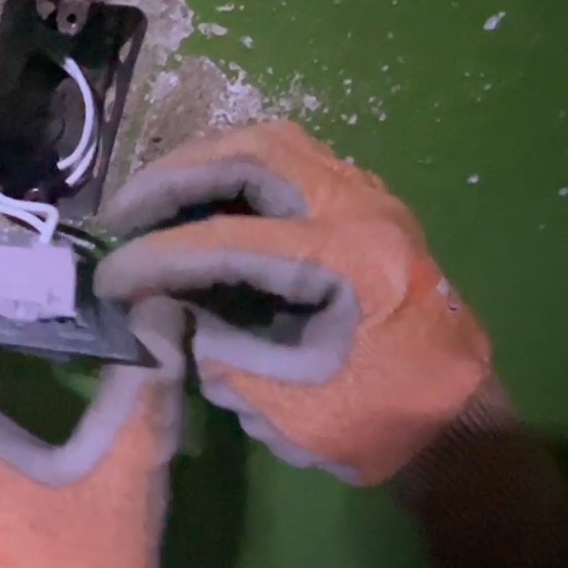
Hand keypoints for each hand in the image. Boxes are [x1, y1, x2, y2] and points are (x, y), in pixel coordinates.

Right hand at [94, 121, 489, 484]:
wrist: (459, 424)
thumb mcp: (283, 404)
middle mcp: (361, 212)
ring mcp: (366, 197)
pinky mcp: (360, 201)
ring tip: (153, 194)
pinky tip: (202, 193)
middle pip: (249, 157)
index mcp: (350, 266)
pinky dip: (233, 165)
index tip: (108, 277)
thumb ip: (212, 347)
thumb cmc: (377, 422)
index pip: (227, 241)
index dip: (156, 256)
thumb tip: (152, 304)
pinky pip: (288, 156)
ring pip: (269, 142)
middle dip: (172, 179)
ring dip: (201, 161)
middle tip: (122, 211)